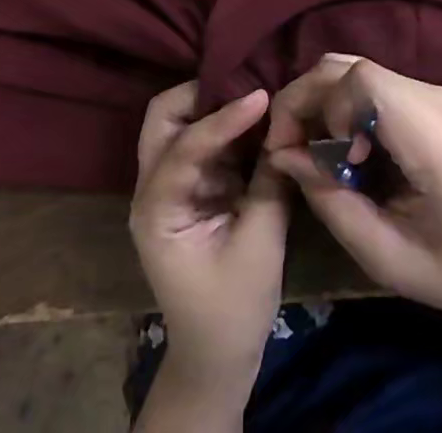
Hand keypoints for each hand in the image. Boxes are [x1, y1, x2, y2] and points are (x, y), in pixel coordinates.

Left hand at [130, 82, 290, 380]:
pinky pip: (205, 142)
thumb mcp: (259, 247)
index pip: (185, 146)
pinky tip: (259, 118)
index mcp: (157, 209)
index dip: (223, 118)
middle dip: (202, 94)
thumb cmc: (233, 309)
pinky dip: (229, 126)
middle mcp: (153, 188)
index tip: (261, 96)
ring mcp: (172, 186)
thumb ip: (270, 184)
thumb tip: (287, 131)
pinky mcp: (193, 188)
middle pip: (163, 119)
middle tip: (249, 85)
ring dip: (216, 105)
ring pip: (181, 124)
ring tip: (259, 93)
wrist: (216, 355)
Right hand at [266, 55, 441, 329]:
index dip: (319, 107)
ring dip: (322, 103)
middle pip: (349, 66)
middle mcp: (436, 99)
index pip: (362, 80)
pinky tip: (346, 149)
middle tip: (291, 150)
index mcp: (434, 138)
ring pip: (356, 69)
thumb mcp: (390, 259)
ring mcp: (438, 93)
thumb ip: (331, 201)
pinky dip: (344, 107)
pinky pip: (373, 85)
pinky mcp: (434, 99)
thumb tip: (282, 154)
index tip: (308, 156)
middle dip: (307, 100)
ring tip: (315, 152)